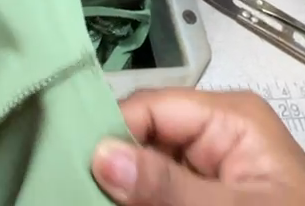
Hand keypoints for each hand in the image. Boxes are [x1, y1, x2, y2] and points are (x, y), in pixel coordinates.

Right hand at [91, 89, 304, 205]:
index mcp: (229, 116)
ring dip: (123, 189)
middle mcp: (214, 133)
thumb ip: (169, 187)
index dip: (111, 134)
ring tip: (88, 193)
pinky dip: (139, 201)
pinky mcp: (205, 196)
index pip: (149, 108)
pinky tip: (115, 203)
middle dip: (115, 166)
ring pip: (146, 170)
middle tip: (78, 186)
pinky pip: (161, 192)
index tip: (75, 166)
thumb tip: (99, 154)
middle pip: (143, 138)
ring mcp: (209, 169)